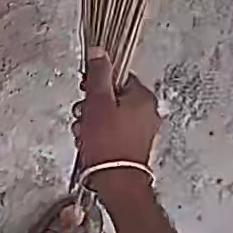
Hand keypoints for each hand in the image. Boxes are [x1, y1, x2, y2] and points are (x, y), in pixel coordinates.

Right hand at [75, 46, 162, 169]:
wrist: (115, 180)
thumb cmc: (108, 143)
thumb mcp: (98, 101)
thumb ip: (98, 75)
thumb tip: (99, 52)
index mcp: (143, 98)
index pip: (118, 77)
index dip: (97, 82)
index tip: (85, 90)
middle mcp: (148, 112)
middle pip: (113, 95)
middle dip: (92, 104)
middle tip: (83, 114)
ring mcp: (141, 130)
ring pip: (110, 113)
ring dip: (92, 119)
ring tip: (84, 131)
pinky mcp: (133, 144)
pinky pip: (113, 129)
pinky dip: (99, 133)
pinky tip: (89, 141)